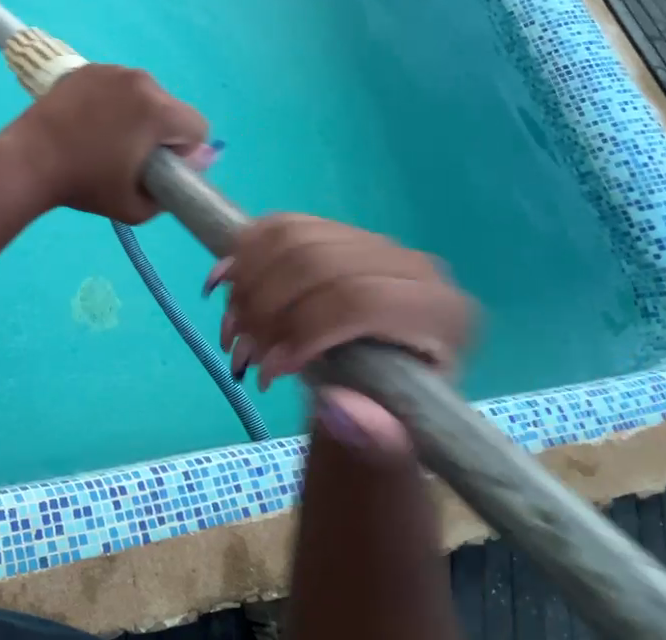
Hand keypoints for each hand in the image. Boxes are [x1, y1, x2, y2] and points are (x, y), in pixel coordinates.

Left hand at [0, 64, 209, 223]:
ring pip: (143, 94)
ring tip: (104, 137)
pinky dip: (111, 101)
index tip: (157, 167)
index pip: (197, 127)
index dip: (185, 152)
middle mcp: (141, 80)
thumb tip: (195, 161)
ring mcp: (111, 70)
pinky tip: (88, 121)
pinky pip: (116, 86)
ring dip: (136, 114)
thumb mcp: (136, 207)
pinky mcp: (86, 69)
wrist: (29, 161)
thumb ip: (175, 190)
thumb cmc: (84, 185)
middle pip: (170, 108)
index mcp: (158, 110)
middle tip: (128, 154)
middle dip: (160, 131)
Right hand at [208, 215, 470, 458]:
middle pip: (317, 264)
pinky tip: (226, 284)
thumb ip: (376, 438)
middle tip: (240, 351)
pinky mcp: (338, 231)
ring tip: (232, 328)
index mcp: (439, 312)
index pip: (359, 300)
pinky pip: (281, 224)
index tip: (268, 370)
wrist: (390, 390)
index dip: (304, 329)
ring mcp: (371, 242)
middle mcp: (411, 265)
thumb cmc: (393, 418)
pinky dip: (243, 252)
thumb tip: (338, 408)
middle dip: (265, 308)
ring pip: (293, 239)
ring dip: (247, 282)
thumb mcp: (394, 441)